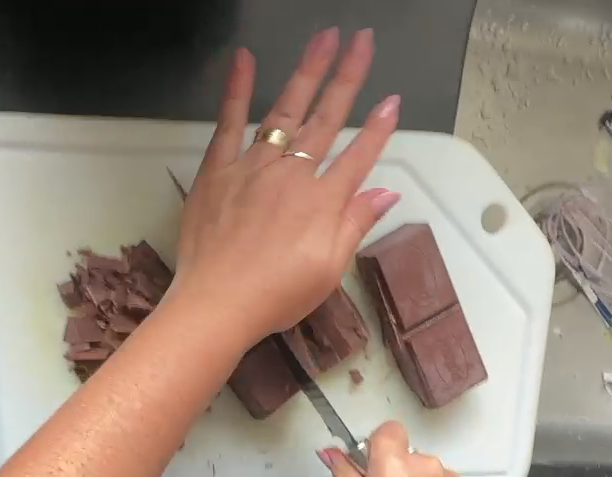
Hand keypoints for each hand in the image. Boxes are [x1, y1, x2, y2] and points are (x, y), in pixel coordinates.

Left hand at [167, 28, 401, 342]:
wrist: (218, 303)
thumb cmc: (277, 296)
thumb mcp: (328, 271)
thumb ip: (356, 225)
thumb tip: (388, 192)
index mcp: (323, 202)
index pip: (359, 157)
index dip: (378, 129)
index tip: (392, 101)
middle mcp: (293, 175)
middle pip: (326, 120)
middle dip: (347, 78)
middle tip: (362, 40)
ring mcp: (254, 168)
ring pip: (286, 112)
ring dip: (306, 73)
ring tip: (324, 37)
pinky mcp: (218, 171)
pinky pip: (229, 123)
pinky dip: (236, 90)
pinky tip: (243, 59)